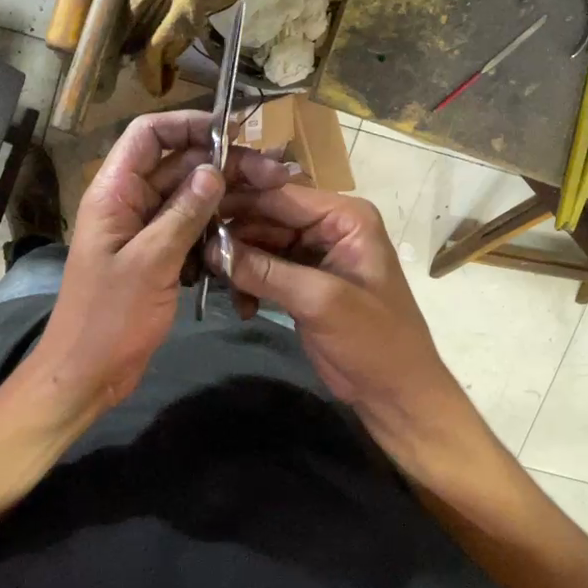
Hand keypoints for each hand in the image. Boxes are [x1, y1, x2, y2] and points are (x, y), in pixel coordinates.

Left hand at [18, 110, 288, 419]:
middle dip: (221, 164)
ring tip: (270, 199)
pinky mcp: (154, 259)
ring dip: (223, 199)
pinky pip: (187, 231)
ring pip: (186, 199)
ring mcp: (140, 233)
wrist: (87, 373)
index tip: (234, 132)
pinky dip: (212, 231)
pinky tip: (243, 237)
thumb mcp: (150, 262)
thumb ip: (183, 214)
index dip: (188, 124)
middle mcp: (126, 205)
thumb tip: (213, 170)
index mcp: (113, 194)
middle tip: (274, 173)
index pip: (147, 135)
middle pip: (175, 164)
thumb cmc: (109, 318)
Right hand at [219, 185, 463, 451]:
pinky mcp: (301, 282)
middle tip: (197, 257)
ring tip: (217, 285)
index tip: (193, 213)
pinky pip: (262, 270)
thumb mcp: (320, 301)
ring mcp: (313, 255)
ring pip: (258, 245)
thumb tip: (212, 249)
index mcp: (344, 217)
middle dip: (233, 238)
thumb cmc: (373, 340)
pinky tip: (243, 308)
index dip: (237, 202)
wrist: (394, 391)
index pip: (280, 196)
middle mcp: (328, 228)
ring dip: (237, 266)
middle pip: (265, 218)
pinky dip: (247, 285)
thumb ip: (266, 271)